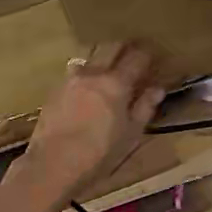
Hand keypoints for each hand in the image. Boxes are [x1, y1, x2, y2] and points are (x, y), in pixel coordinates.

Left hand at [22, 41, 164, 198]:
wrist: (54, 164)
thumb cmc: (100, 152)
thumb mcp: (130, 134)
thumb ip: (144, 107)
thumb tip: (157, 89)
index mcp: (116, 83)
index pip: (136, 58)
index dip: (147, 54)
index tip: (153, 54)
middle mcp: (93, 74)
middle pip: (111, 48)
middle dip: (124, 48)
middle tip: (133, 54)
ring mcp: (71, 80)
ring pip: (90, 58)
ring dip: (101, 59)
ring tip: (107, 70)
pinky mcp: (54, 91)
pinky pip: (74, 74)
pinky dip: (85, 75)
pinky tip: (86, 89)